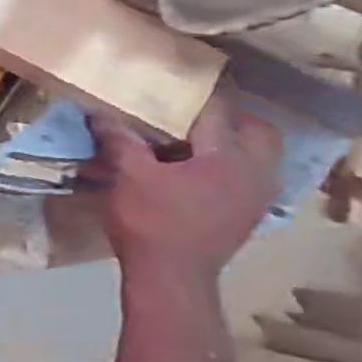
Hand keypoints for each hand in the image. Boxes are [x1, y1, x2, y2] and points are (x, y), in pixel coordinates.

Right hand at [84, 89, 282, 285]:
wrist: (170, 281)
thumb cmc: (150, 223)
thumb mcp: (128, 176)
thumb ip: (119, 140)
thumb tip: (99, 114)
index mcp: (227, 157)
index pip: (217, 111)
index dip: (196, 94)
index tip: (179, 81)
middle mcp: (254, 173)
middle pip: (258, 131)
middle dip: (234, 118)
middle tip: (200, 114)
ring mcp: (256, 199)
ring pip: (262, 157)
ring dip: (238, 145)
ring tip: (203, 143)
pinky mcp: (249, 219)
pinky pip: (253, 180)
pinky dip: (235, 169)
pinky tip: (204, 174)